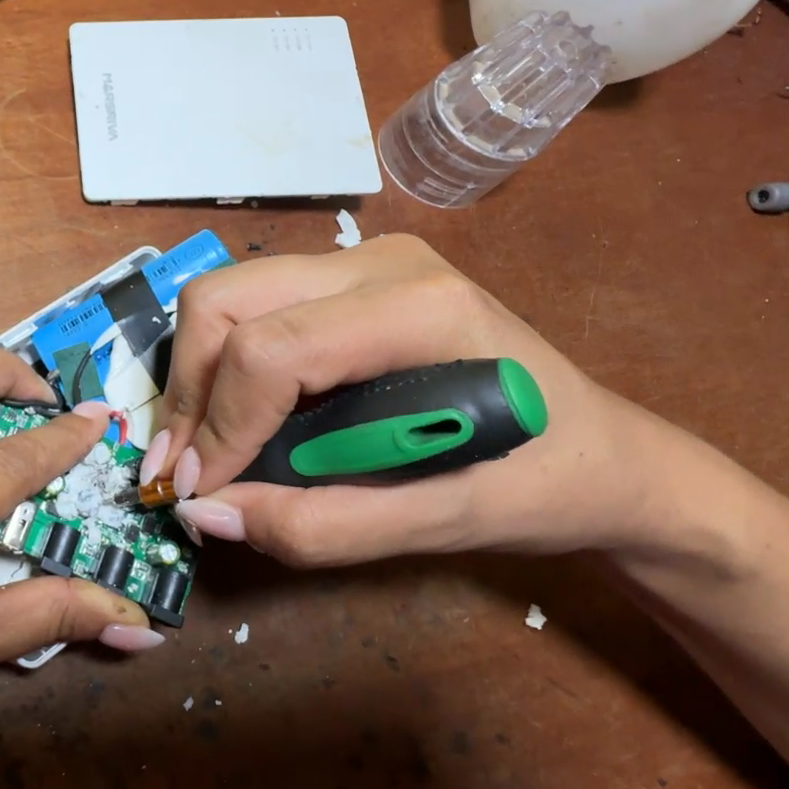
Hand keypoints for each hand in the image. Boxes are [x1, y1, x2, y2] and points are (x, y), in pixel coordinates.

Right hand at [145, 235, 697, 565]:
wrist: (604, 452)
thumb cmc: (543, 486)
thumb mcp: (441, 525)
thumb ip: (319, 527)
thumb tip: (203, 514)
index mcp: (419, 308)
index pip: (271, 349)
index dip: (220, 427)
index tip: (198, 494)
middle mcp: (378, 262)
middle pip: (223, 303)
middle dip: (189, 393)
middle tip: (185, 470)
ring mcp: (357, 262)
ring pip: (221, 299)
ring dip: (196, 380)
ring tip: (202, 450)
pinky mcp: (339, 280)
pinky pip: (244, 310)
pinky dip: (217, 368)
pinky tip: (231, 421)